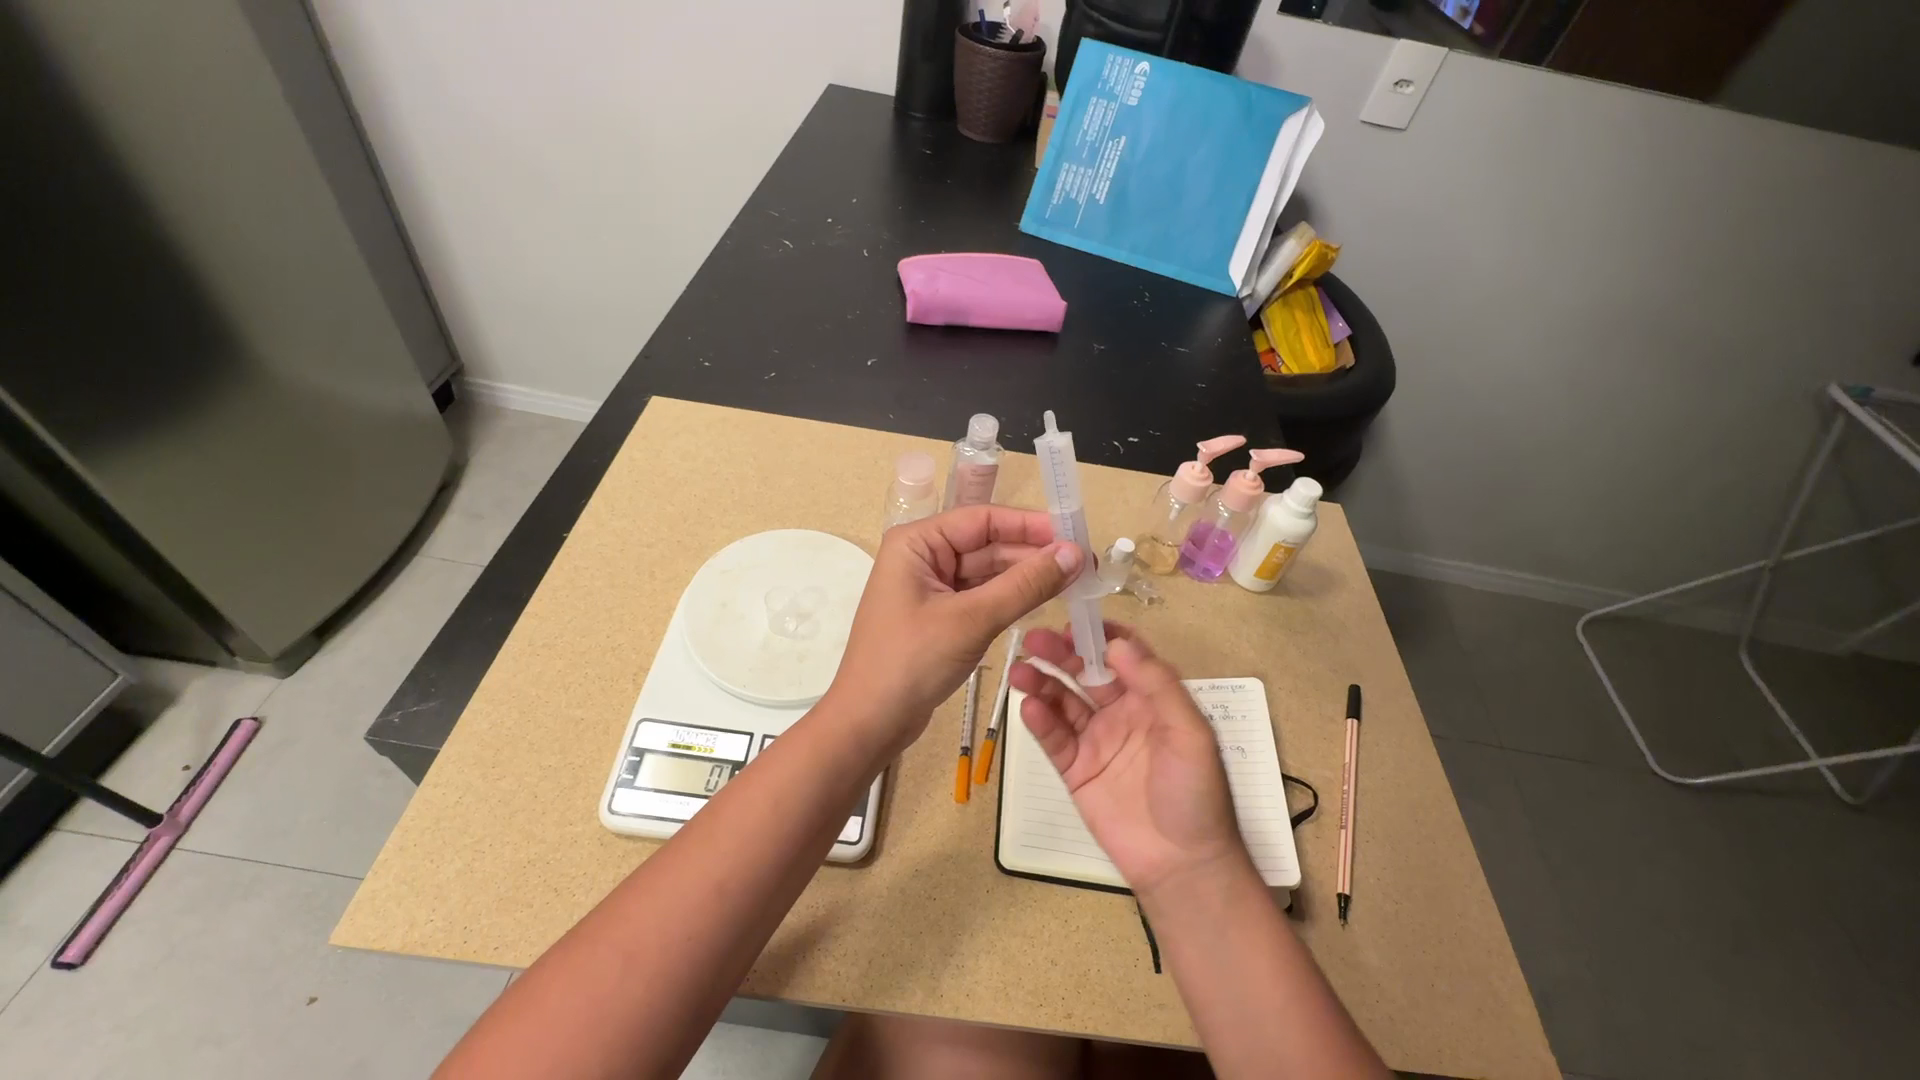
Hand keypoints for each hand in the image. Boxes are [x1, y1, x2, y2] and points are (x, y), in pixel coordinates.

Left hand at [825, 505, 1081, 753]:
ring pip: (988, 573)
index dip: (1031, 525)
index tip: (1075, 534)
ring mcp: (931, 588)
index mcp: (917, 543)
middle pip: (988, 545)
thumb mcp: (972, 620)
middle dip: (1034, 554)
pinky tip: (1045, 600)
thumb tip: (1074, 553)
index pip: (983, 519)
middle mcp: (923, 557)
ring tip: (1076, 582)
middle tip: (1086, 565)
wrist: (869, 722)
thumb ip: (1025, 585)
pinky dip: (1011, 599)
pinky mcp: (940, 616)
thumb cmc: (911, 662)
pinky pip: (982, 597)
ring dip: (1027, 577)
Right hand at [1010, 627, 1250, 899]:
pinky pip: (1054, 739)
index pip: (1123, 655)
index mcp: (1153, 699)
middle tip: (1033, 640)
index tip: (1074, 622)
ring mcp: (1096, 741)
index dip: (1099, 635)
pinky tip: (1029, 708)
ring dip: (1042, 682)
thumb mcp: (1190, 732)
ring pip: (1063, 702)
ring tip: (1020, 670)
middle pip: (1085, 672)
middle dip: (1061, 654)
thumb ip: (1156, 684)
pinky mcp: (1075, 770)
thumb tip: (1118, 642)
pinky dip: (1039, 722)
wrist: (1182, 864)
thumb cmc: (1196, 793)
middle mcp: (1122, 713)